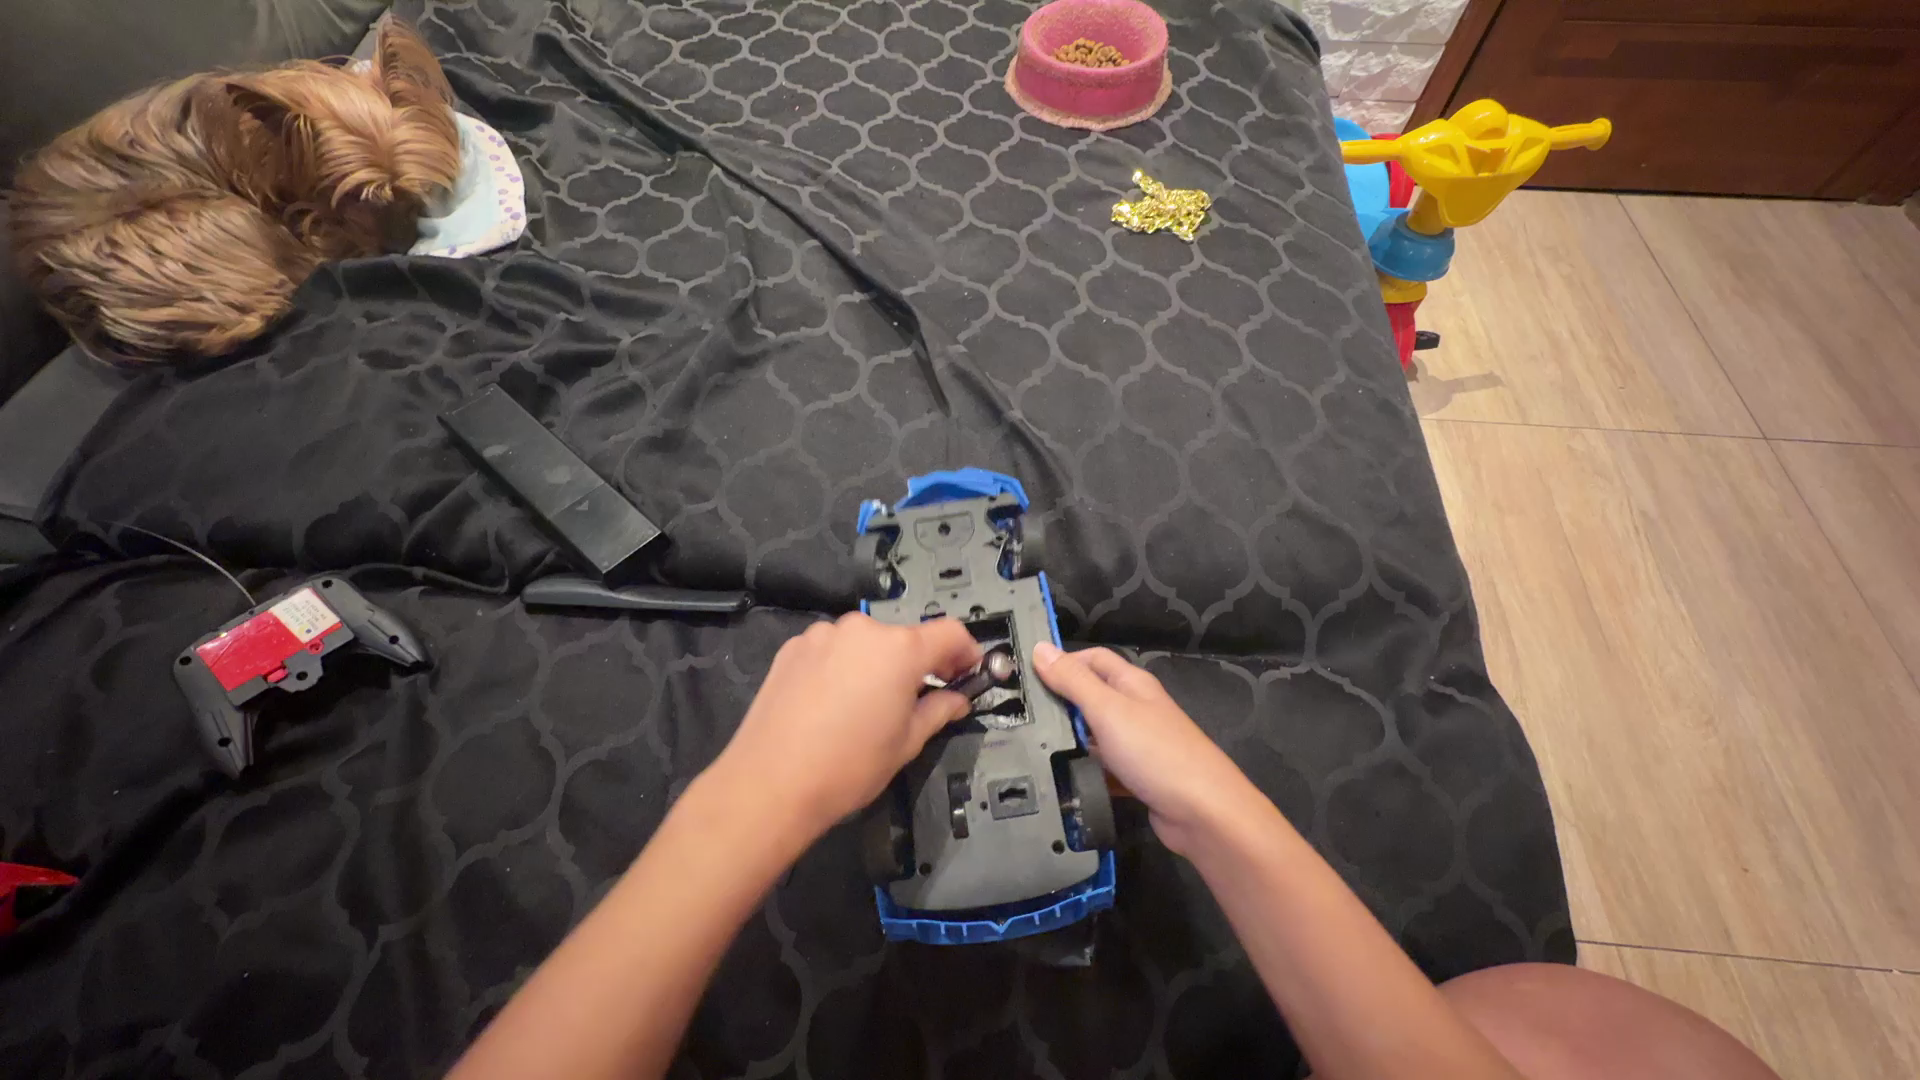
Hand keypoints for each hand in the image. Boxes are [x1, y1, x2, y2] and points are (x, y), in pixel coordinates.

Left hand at [713, 613, 981, 840]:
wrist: (770, 783)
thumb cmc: (847, 766)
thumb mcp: (906, 743)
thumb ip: (938, 711)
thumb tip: (956, 699)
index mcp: (899, 650)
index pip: (950, 633)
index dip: (967, 651)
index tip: (969, 671)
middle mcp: (863, 631)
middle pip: (904, 638)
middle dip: (916, 665)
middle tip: (917, 700)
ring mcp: (823, 636)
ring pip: (865, 644)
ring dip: (876, 665)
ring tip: (866, 707)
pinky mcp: (793, 648)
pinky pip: (832, 650)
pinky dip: (842, 667)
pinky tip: (832, 704)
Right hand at [1030, 642, 1268, 855]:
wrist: (1203, 814)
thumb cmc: (1155, 751)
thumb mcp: (1107, 709)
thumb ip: (1073, 680)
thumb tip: (1040, 649)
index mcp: (1132, 684)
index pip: (1092, 659)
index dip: (1062, 661)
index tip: (1026, 676)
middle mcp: (1136, 708)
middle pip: (1092, 696)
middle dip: (1061, 702)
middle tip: (1022, 714)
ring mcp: (1138, 744)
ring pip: (1095, 733)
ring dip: (1071, 738)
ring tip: (1033, 745)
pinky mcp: (1137, 776)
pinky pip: (1104, 766)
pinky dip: (1087, 770)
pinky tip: (1063, 779)